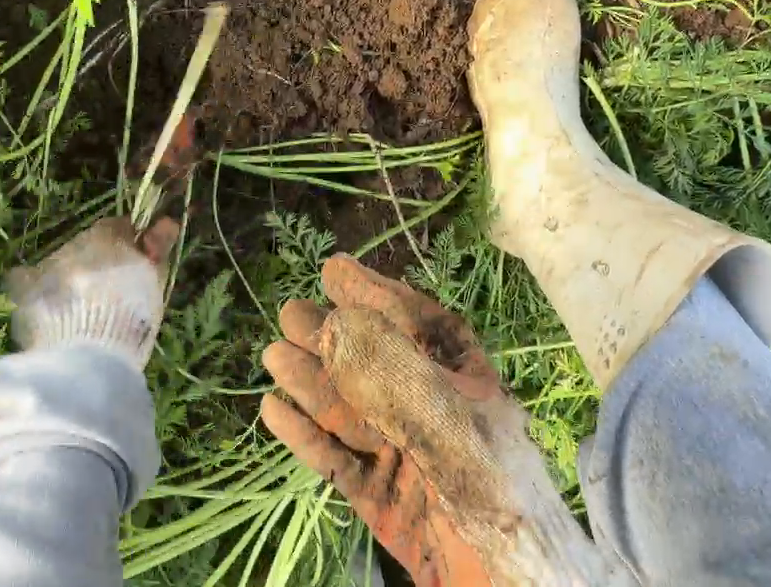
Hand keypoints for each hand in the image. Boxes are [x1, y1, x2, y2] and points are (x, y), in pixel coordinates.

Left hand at [5, 216, 180, 367]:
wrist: (88, 361)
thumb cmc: (132, 321)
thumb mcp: (154, 283)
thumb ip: (159, 248)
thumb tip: (166, 222)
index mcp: (107, 238)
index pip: (119, 226)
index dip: (128, 245)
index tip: (135, 265)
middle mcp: (74, 246)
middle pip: (87, 245)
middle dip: (97, 262)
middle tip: (110, 293)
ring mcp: (46, 268)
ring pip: (62, 264)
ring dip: (71, 277)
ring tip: (82, 311)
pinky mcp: (25, 293)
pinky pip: (28, 282)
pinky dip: (39, 290)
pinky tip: (50, 310)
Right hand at [261, 255, 627, 586]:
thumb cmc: (498, 499)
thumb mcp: (453, 427)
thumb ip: (396, 376)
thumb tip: (337, 322)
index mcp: (465, 383)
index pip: (417, 325)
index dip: (375, 294)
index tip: (333, 269)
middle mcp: (430, 411)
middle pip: (372, 363)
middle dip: (331, 335)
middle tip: (290, 312)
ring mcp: (402, 456)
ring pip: (346, 410)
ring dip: (309, 381)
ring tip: (273, 354)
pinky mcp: (380, 500)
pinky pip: (335, 460)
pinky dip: (304, 435)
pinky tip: (274, 410)